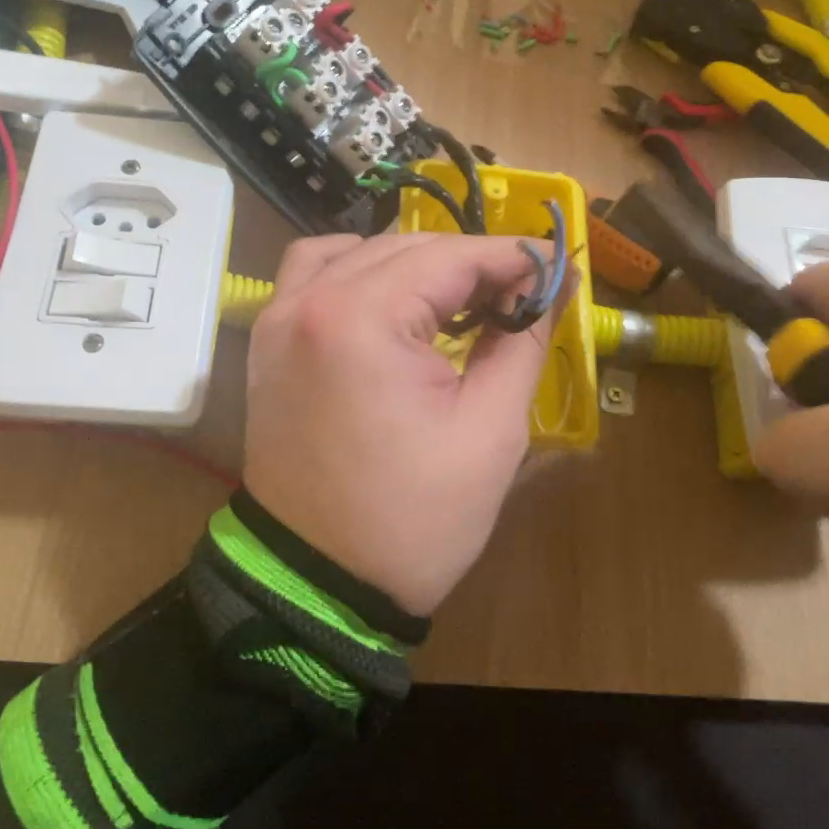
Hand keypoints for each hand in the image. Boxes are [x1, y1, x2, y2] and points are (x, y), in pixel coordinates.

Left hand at [242, 233, 569, 615]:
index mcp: (359, 319)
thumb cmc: (413, 518)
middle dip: (470, 262)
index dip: (513, 256)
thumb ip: (521, 341)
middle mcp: (307, 300)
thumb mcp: (490, 431)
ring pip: (358, 252)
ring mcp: (277, 318)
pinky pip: (312, 274)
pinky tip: (390, 297)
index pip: (451, 256)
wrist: (318, 582)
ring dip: (416, 264)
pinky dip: (356, 269)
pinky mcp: (268, 341)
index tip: (560, 265)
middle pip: (405, 246)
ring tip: (461, 299)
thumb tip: (548, 284)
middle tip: (522, 294)